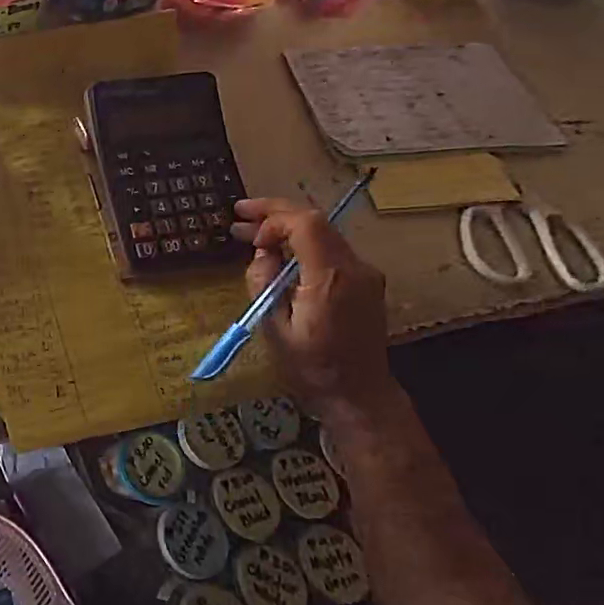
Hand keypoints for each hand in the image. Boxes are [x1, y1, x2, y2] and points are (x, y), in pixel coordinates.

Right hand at [230, 197, 397, 418]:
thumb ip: (264, 282)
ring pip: (323, 233)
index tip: (250, 242)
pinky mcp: (364, 281)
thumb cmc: (310, 365)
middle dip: (275, 213)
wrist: (357, 391)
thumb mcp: (273, 326)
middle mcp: (355, 268)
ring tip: (249, 232)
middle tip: (238, 213)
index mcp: (330, 278)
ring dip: (286, 227)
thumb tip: (261, 253)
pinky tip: (276, 253)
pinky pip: (329, 250)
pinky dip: (300, 243)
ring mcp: (364, 273)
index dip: (273, 222)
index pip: (305, 224)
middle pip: (316, 221)